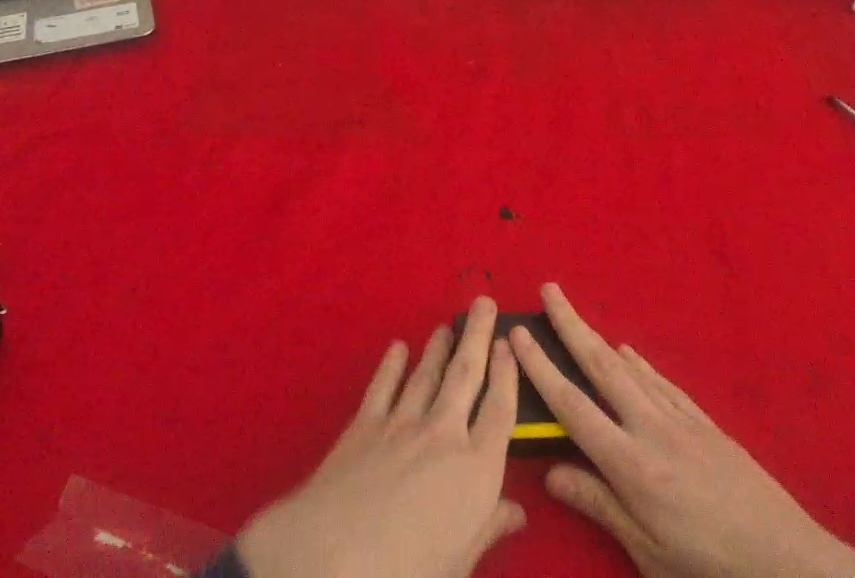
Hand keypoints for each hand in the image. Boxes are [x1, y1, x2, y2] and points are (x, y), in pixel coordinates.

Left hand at [236, 296, 524, 577]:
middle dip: (478, 336)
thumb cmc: (410, 566)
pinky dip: (390, 365)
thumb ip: (489, 528)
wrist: (336, 552)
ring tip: (447, 324)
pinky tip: (397, 348)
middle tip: (484, 303)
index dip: (508, 375)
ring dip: (438, 347)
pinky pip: (382, 387)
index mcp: (476, 467)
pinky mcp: (364, 425)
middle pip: (466, 375)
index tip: (511, 346)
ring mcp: (401, 424)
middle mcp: (443, 433)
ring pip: (426, 375)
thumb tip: (518, 512)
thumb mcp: (461, 559)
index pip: (501, 410)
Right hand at [508, 284, 854, 577]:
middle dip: (571, 325)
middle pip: (601, 367)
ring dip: (599, 338)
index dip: (541, 367)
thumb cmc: (709, 562)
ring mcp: (682, 421)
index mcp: (630, 463)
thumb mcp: (647, 549)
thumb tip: (550, 472)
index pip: (572, 405)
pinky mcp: (706, 424)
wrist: (787, 558)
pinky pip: (664, 383)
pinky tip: (628, 353)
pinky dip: (640, 364)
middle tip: (549, 290)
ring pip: (631, 369)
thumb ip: (599, 504)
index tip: (518, 333)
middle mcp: (652, 428)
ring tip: (575, 315)